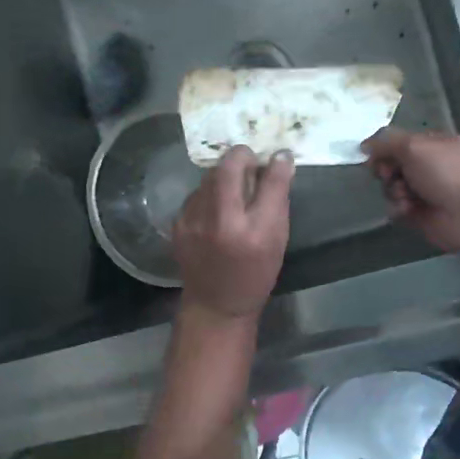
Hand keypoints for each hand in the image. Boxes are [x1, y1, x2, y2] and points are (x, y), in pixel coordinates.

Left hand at [173, 146, 294, 321]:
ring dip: (224, 174)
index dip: (277, 163)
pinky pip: (197, 193)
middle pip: (230, 167)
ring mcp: (195, 221)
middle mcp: (223, 222)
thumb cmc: (256, 274)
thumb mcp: (278, 241)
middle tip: (251, 161)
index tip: (279, 154)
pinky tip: (216, 208)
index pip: (271, 181)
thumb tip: (280, 162)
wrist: (216, 304)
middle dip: (242, 156)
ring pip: (210, 176)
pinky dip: (209, 194)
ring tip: (234, 188)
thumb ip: (278, 201)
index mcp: (256, 231)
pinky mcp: (178, 223)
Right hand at [362, 128, 459, 252]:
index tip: (374, 156)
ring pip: (392, 189)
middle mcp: (428, 168)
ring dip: (393, 191)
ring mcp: (425, 193)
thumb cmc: (449, 171)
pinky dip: (398, 209)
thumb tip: (365, 145)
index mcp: (432, 146)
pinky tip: (407, 209)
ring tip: (405, 196)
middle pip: (392, 167)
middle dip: (386, 171)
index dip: (384, 150)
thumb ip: (387, 142)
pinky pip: (397, 211)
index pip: (399, 144)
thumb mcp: (416, 146)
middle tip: (389, 175)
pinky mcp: (420, 217)